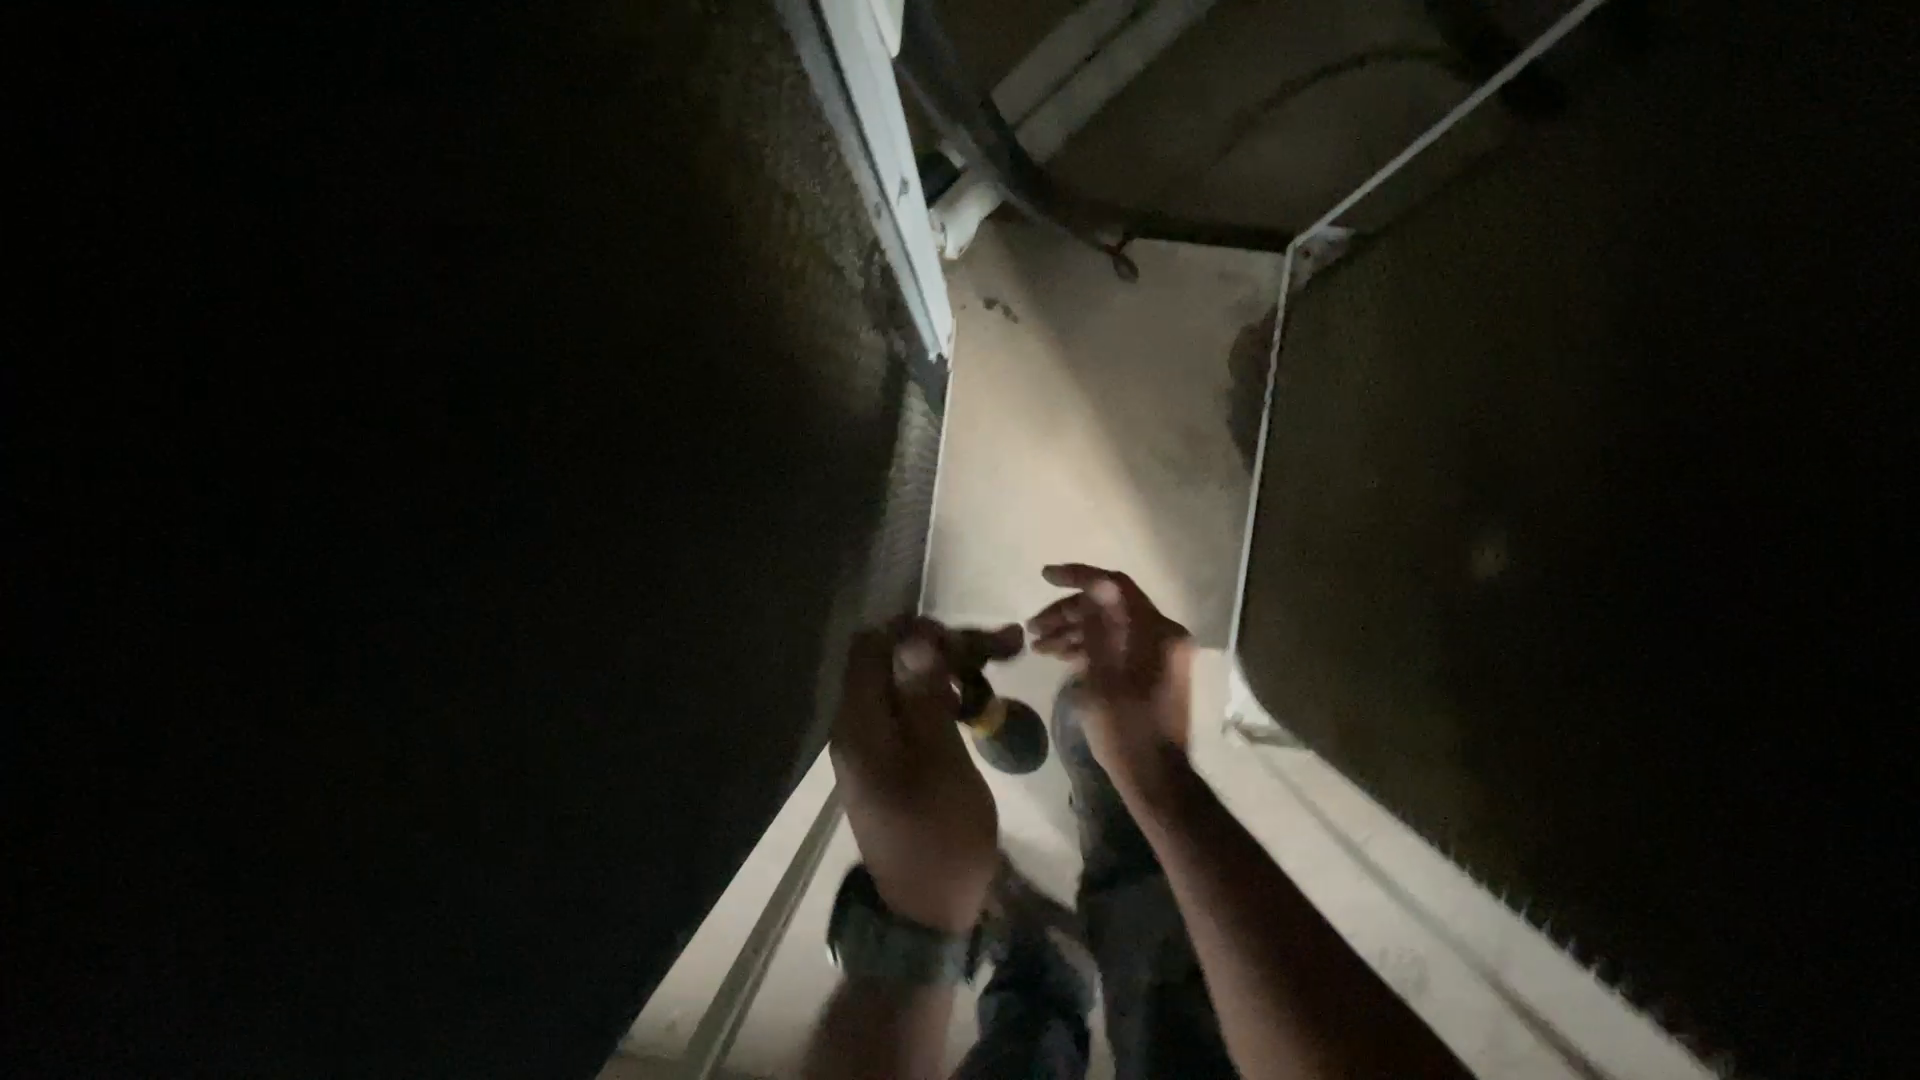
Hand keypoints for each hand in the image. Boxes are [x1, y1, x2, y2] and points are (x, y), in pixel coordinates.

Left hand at [829, 618, 1002, 934]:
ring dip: (949, 672)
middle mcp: (856, 727)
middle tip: (1004, 647)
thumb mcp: (941, 761)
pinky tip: (976, 706)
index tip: (967, 642)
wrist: (927, 913)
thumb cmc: (940, 837)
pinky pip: (909, 713)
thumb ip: (923, 697)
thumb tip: (913, 638)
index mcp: (860, 724)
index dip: (917, 632)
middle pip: (891, 661)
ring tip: (998, 671)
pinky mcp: (888, 763)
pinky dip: (941, 701)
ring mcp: (871, 746)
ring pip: (905, 684)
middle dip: (944, 649)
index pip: (872, 646)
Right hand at [1026, 564, 1194, 784]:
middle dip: (1068, 612)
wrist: (1154, 779)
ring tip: (1037, 645)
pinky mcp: (1151, 671)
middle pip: (1110, 606)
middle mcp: (1163, 635)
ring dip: (1074, 630)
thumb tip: (1089, 593)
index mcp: (1156, 632)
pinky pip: (1119, 645)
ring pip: (1111, 626)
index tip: (1044, 577)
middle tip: (1033, 628)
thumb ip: (1095, 629)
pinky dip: (1090, 646)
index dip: (1078, 576)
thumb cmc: (1126, 731)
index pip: (1114, 586)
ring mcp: (1159, 653)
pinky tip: (1059, 656)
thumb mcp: (1101, 678)